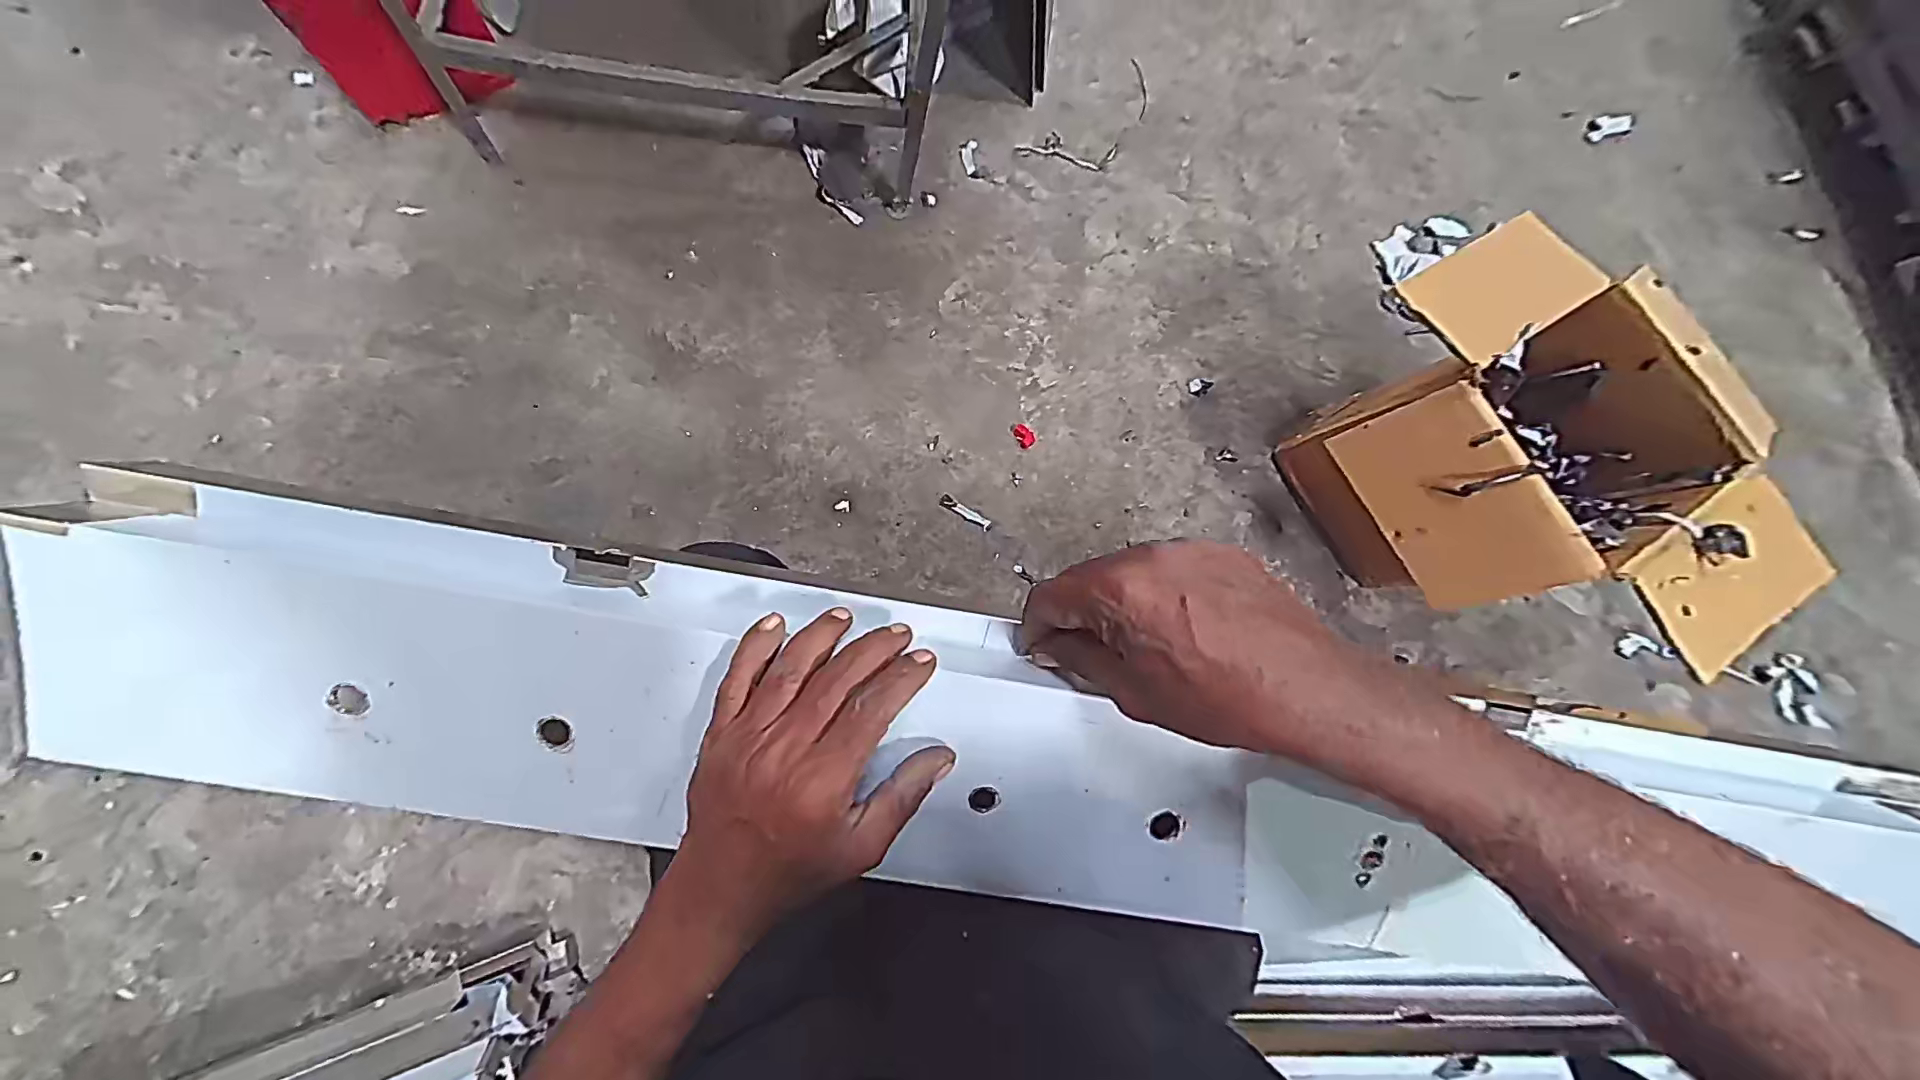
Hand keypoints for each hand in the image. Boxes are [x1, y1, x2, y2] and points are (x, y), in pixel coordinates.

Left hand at [673, 608, 954, 941]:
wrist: (719, 889)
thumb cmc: (787, 872)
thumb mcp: (861, 847)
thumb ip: (903, 797)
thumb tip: (936, 759)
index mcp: (822, 781)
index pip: (872, 708)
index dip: (902, 677)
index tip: (919, 663)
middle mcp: (783, 752)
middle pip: (837, 680)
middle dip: (873, 649)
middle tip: (896, 636)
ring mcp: (748, 739)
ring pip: (791, 669)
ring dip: (822, 637)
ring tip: (844, 618)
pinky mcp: (721, 734)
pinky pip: (737, 679)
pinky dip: (755, 648)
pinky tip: (773, 627)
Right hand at [1020, 540, 1429, 777]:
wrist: (1310, 690)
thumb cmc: (1235, 697)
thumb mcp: (1136, 692)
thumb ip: (1082, 659)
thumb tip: (1060, 645)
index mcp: (1123, 590)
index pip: (1051, 594)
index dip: (1037, 624)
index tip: (1041, 640)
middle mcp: (1153, 558)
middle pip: (1088, 578)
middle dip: (1079, 613)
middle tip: (1085, 651)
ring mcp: (1189, 551)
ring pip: (1127, 571)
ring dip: (1120, 602)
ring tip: (1143, 645)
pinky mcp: (1219, 554)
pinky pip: (1168, 567)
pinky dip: (1159, 593)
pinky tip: (1178, 629)